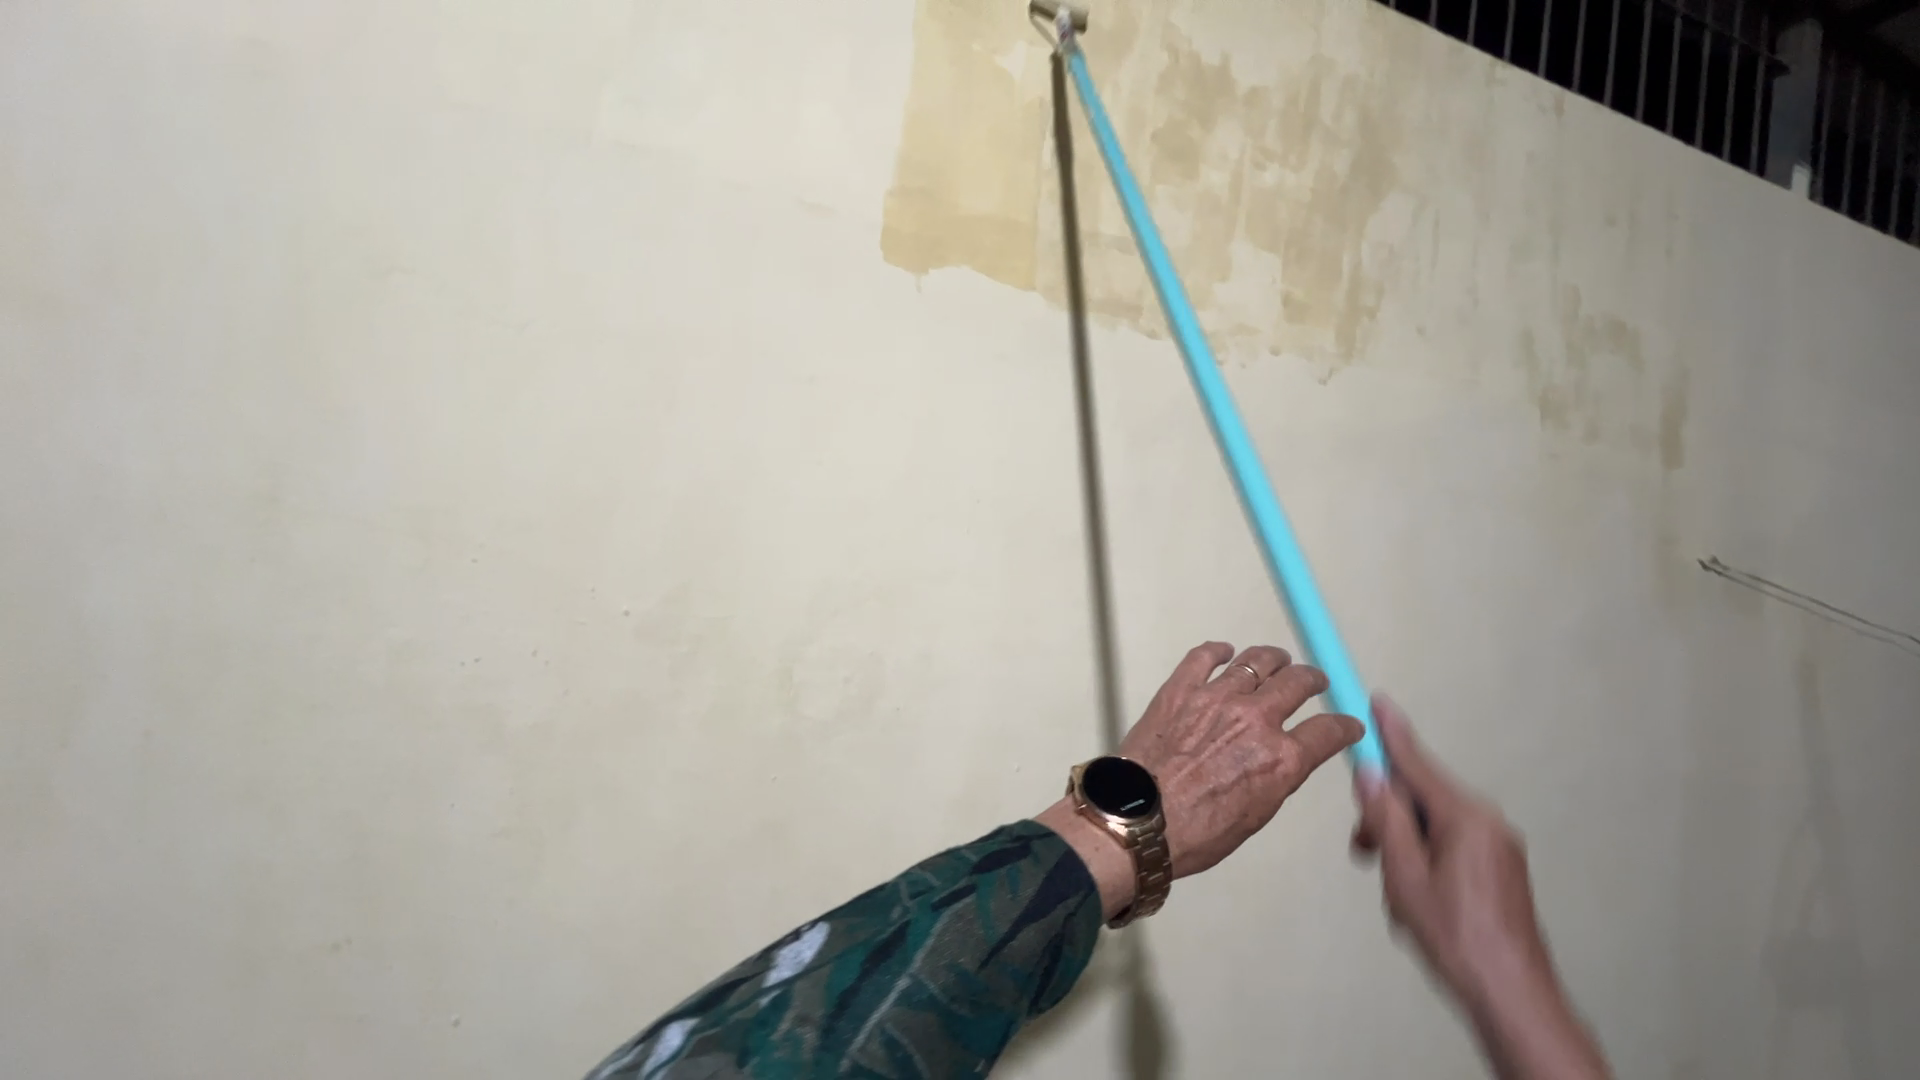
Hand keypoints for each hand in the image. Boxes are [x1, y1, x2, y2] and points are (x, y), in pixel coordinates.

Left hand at [1039, 642, 1362, 916]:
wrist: (1141, 819)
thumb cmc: (1197, 831)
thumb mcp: (1256, 814)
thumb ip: (1276, 777)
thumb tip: (1283, 757)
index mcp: (1282, 758)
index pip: (1329, 730)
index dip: (1343, 726)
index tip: (1347, 723)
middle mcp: (1256, 720)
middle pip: (1297, 683)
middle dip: (1311, 679)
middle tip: (1312, 680)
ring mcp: (1217, 697)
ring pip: (1256, 661)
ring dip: (1272, 659)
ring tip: (1276, 660)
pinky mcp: (1181, 687)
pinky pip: (1204, 655)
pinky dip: (1218, 651)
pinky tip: (1224, 652)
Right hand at [1354, 694, 1609, 1079]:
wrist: (1512, 995)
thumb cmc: (1452, 933)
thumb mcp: (1403, 873)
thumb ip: (1385, 818)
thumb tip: (1371, 774)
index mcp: (1465, 817)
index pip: (1416, 763)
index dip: (1390, 732)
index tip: (1375, 698)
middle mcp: (1486, 821)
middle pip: (1420, 794)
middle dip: (1386, 813)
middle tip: (1363, 848)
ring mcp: (1497, 845)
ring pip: (1431, 821)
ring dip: (1401, 840)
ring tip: (1390, 883)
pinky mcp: (1499, 867)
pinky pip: (1449, 841)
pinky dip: (1422, 854)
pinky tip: (1413, 892)